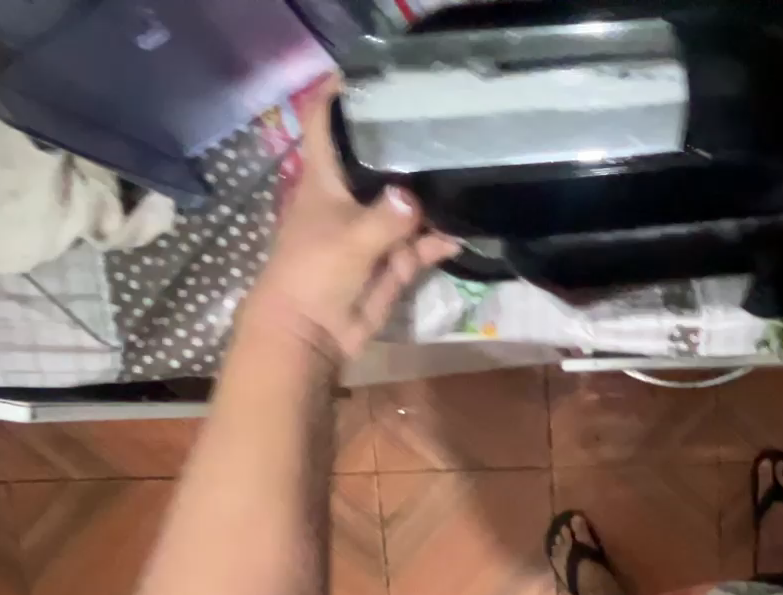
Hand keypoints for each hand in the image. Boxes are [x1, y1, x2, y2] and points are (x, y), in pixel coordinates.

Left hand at [240, 77, 459, 363]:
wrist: (313, 331)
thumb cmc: (314, 273)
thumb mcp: (349, 240)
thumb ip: (385, 218)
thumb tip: (415, 198)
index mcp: (326, 180)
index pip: (326, 123)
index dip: (342, 96)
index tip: (375, 76)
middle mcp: (352, 199)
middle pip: (379, 162)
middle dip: (406, 145)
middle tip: (445, 123)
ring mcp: (376, 232)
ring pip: (409, 206)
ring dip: (434, 198)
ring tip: (468, 174)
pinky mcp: (394, 262)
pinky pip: (423, 246)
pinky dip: (442, 241)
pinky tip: (466, 230)